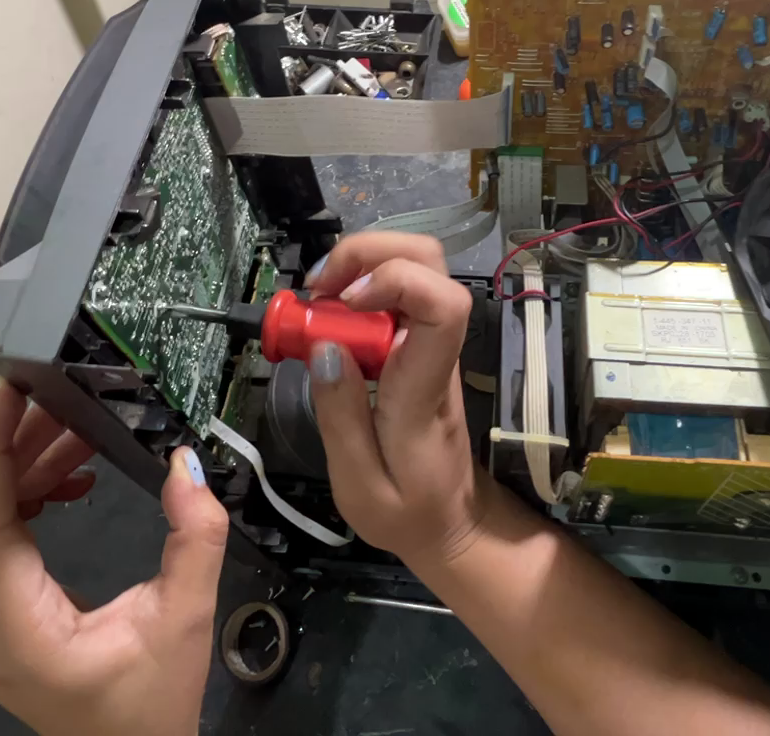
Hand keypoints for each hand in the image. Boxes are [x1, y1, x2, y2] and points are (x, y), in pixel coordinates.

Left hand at [0, 381, 227, 735]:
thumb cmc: (151, 702)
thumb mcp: (186, 616)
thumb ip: (195, 535)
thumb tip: (185, 462)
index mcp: (12, 624)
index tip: (10, 388)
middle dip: (3, 448)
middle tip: (66, 411)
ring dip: (15, 467)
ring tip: (81, 437)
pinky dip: (19, 495)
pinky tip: (72, 481)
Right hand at [304, 232, 491, 568]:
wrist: (452, 518)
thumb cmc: (409, 510)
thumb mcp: (360, 486)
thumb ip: (340, 417)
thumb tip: (325, 348)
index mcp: (425, 387)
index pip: (443, 306)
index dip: (395, 280)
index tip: (343, 300)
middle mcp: (435, 350)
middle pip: (429, 260)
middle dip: (369, 252)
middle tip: (317, 287)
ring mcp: (428, 340)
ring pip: (417, 262)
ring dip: (362, 261)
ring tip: (317, 295)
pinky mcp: (416, 342)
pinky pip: (398, 287)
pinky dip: (360, 279)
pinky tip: (329, 309)